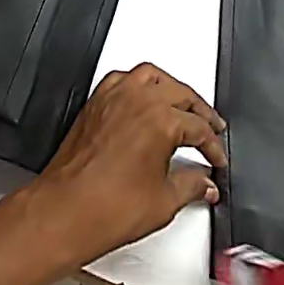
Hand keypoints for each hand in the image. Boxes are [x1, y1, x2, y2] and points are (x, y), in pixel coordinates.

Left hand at [0, 64, 224, 284]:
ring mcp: (113, 95)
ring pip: (152, 76)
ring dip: (172, 88)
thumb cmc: (105, 205)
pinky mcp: (95, 100)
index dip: (213, 146)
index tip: (217, 158)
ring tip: (184, 105)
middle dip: (200, 111)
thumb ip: (190, 185)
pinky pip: (124, 78)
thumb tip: (203, 182)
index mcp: (159, 119)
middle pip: (180, 93)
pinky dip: (140, 83)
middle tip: (211, 127)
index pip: (198, 126)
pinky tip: (145, 97)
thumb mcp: (163, 201)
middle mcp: (136, 99)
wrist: (67, 209)